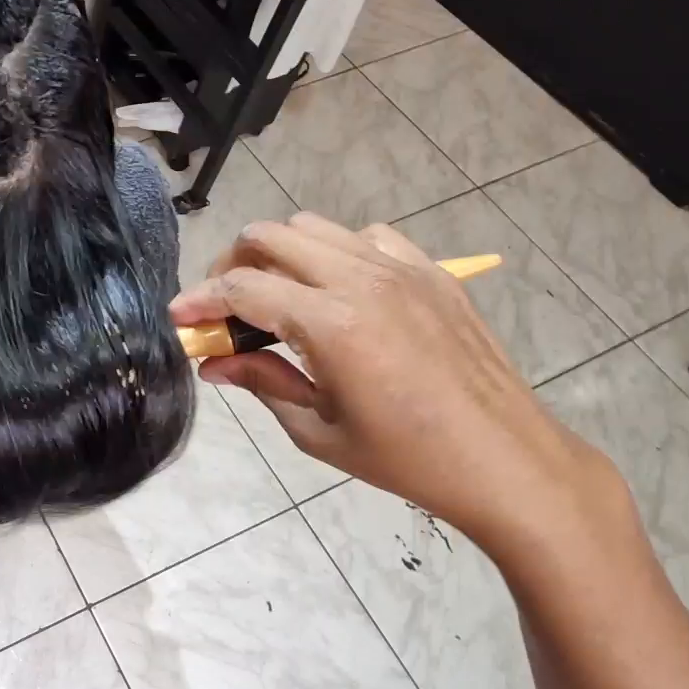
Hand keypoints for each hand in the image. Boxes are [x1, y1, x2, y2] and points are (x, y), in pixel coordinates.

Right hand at [171, 213, 623, 553]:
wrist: (508, 462)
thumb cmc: (405, 459)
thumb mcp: (317, 431)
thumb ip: (261, 383)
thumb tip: (213, 364)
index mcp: (331, 324)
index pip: (242, 289)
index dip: (200, 301)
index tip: (179, 319)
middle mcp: (362, 280)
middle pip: (270, 236)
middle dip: (232, 266)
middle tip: (225, 307)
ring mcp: (402, 269)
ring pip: (314, 227)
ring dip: (280, 254)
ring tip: (277, 295)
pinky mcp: (432, 273)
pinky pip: (367, 237)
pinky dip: (336, 252)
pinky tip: (338, 291)